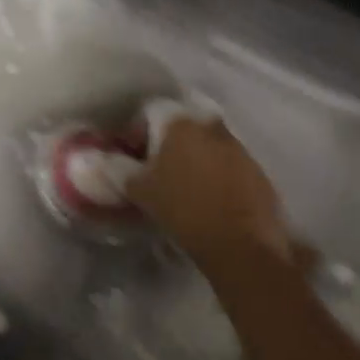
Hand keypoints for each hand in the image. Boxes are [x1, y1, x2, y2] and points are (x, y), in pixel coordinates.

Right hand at [126, 115, 292, 267]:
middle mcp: (214, 130)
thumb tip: (95, 156)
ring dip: (197, 156)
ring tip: (184, 183)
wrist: (242, 249)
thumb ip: (114, 166)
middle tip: (158, 164)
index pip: (152, 110)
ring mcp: (243, 154)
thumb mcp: (137, 188)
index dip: (137, 128)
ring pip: (212, 144)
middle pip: (186, 124)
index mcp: (181, 124)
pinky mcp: (264, 179)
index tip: (131, 151)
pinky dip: (220, 175)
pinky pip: (233, 166)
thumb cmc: (182, 208)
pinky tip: (210, 198)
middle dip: (171, 139)